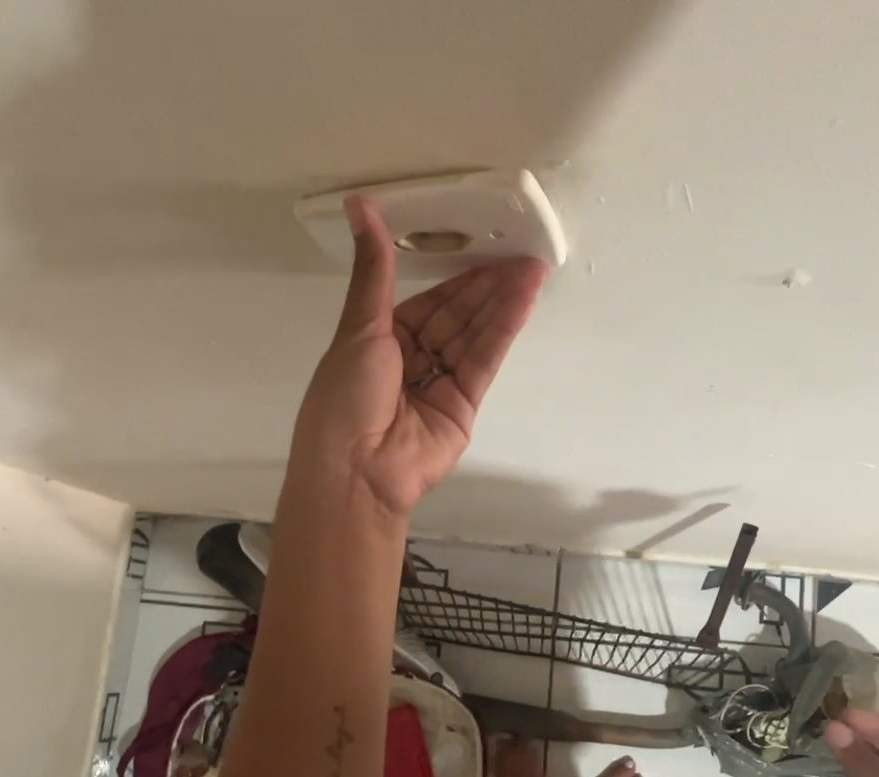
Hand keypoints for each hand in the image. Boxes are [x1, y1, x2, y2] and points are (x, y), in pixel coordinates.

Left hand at [290, 197, 548, 518]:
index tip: (486, 247)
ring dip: (502, 305)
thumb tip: (358, 204)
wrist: (356, 470)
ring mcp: (440, 385)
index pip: (428, 302)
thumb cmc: (345, 397)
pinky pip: (483, 362)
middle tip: (522, 253)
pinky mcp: (463, 407)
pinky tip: (523, 302)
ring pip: (473, 337)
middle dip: (487, 287)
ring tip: (532, 270)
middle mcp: (412, 362)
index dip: (456, 277)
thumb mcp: (359, 327)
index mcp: (381, 342)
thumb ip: (375, 270)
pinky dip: (502, 332)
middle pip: (456, 317)